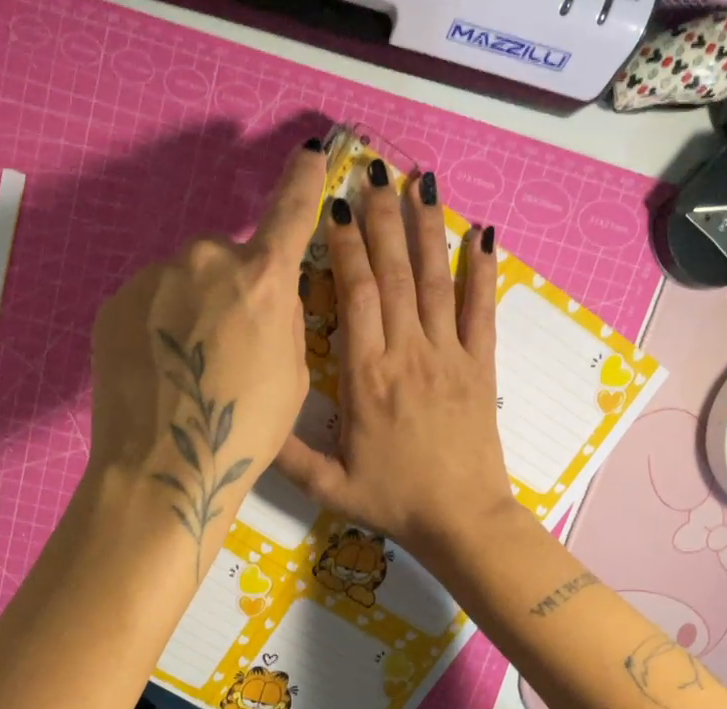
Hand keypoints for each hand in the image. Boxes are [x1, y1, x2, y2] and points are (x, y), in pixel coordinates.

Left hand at [88, 142, 325, 568]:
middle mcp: (205, 261)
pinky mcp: (115, 304)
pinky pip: (148, 303)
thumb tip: (267, 291)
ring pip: (182, 282)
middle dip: (231, 291)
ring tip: (186, 368)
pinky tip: (156, 370)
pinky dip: (155, 326)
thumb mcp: (293, 375)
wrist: (163, 467)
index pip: (289, 212)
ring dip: (189, 308)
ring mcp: (152, 280)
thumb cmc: (243, 431)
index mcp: (261, 279)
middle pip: (226, 261)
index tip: (307, 151)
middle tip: (227, 349)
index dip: (302, 181)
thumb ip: (284, 318)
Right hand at [274, 164, 517, 555]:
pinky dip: (481, 269)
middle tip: (373, 168)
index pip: (355, 296)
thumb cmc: (392, 502)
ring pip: (435, 279)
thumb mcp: (328, 486)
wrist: (462, 521)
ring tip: (420, 179)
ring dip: (426, 227)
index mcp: (366, 378)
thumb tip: (244, 422)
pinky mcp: (479, 366)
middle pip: (394, 273)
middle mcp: (407, 354)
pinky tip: (482, 232)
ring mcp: (448, 356)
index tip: (337, 206)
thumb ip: (285, 454)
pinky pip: (481, 309)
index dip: (346, 248)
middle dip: (382, 218)